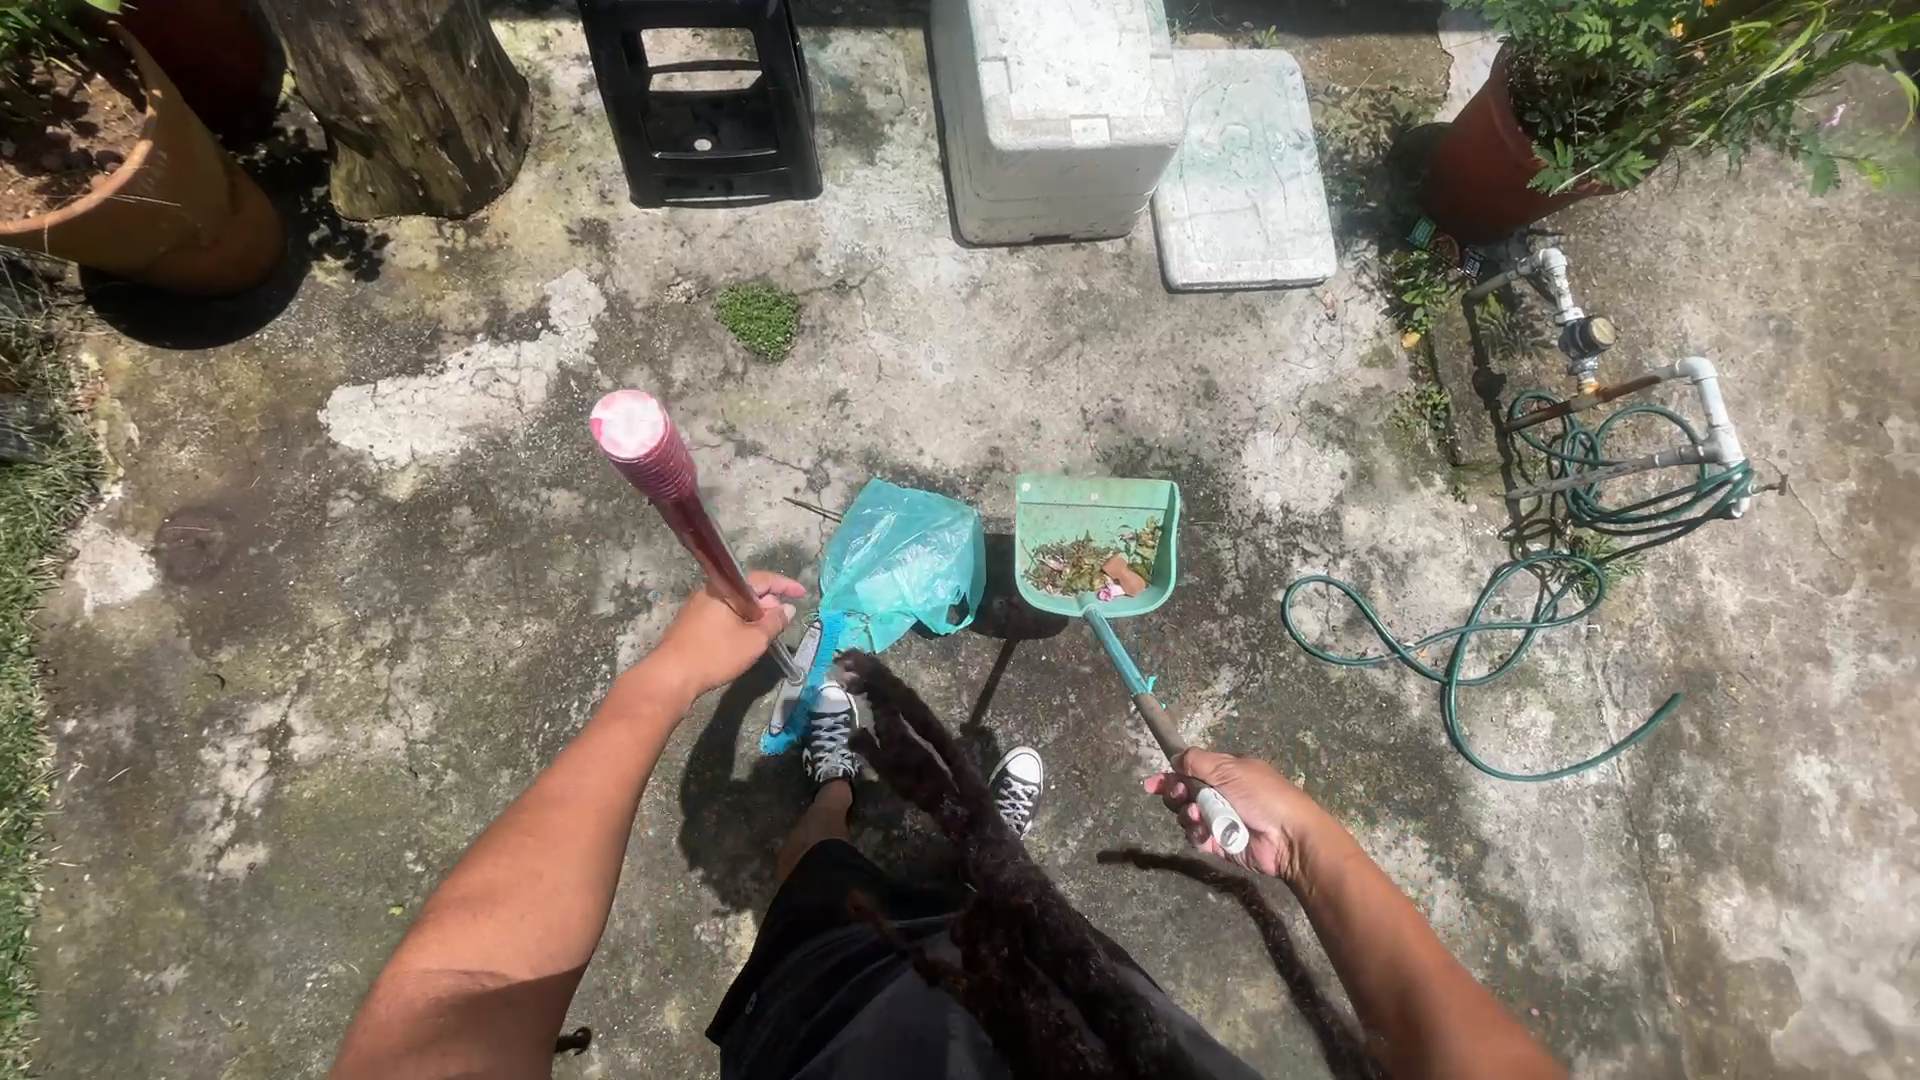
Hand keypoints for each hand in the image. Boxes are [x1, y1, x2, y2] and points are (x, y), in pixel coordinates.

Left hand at [645, 571, 803, 699]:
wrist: (670, 677)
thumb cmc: (714, 655)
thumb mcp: (753, 641)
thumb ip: (774, 622)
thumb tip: (787, 609)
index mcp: (725, 589)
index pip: (762, 579)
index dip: (785, 585)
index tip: (802, 593)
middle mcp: (710, 592)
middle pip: (747, 590)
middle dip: (769, 603)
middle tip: (783, 619)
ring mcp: (697, 607)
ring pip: (734, 604)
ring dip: (754, 615)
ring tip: (766, 632)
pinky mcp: (690, 623)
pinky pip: (722, 614)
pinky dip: (738, 621)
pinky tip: (743, 639)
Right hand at [1144, 749, 1335, 882]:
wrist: (1289, 837)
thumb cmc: (1262, 795)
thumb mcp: (1229, 769)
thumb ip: (1197, 761)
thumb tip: (1174, 758)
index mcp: (1224, 772)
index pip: (1189, 770)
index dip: (1170, 776)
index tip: (1152, 785)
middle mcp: (1220, 794)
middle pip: (1183, 793)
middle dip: (1177, 795)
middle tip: (1183, 798)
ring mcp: (1219, 819)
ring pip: (1186, 816)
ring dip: (1188, 815)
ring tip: (1198, 817)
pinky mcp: (1220, 843)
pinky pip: (1197, 837)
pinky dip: (1198, 835)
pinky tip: (1206, 834)